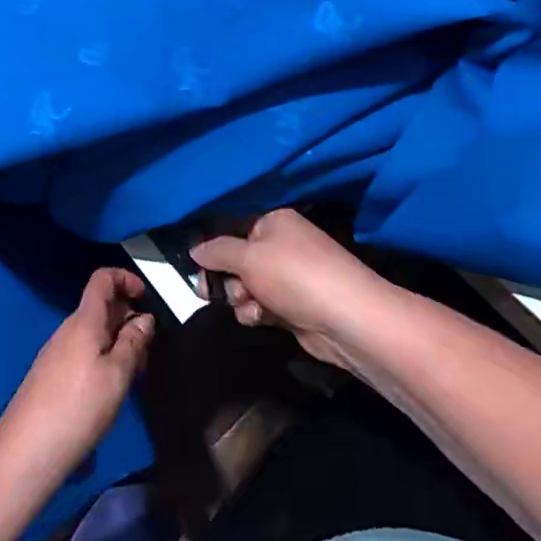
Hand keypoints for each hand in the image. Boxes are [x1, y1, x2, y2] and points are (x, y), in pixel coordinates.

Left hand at [0, 268, 154, 477]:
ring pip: (94, 333)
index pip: (102, 279)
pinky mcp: (50, 375)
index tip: (146, 298)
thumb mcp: (117, 375)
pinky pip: (83, 352)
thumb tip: (144, 317)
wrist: (26, 452)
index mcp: (84, 321)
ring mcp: (56, 352)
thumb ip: (133, 342)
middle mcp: (67, 329)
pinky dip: (103, 360)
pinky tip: (110, 391)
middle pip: (101, 307)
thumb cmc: (78, 408)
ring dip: (118, 344)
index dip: (125, 278)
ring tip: (133, 376)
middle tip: (147, 352)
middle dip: (128, 320)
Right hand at [190, 208, 388, 368]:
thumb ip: (216, 251)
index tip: (192, 260)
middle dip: (225, 276)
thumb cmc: (294, 275)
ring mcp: (288, 277)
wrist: (348, 320)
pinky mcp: (292, 306)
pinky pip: (260, 305)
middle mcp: (280, 244)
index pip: (231, 224)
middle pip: (235, 257)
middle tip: (211, 289)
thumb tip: (193, 249)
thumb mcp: (247, 257)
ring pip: (244, 285)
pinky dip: (255, 312)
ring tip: (250, 304)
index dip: (210, 242)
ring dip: (240, 297)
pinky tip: (259, 318)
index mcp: (273, 221)